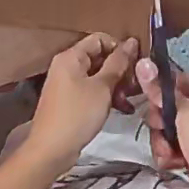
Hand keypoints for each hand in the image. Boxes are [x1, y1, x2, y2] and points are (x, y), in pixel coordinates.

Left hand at [23, 34, 138, 171]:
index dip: (120, 48)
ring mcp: (67, 85)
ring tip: (130, 99)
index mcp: (70, 57)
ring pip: (98, 76)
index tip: (137, 64)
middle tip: (137, 85)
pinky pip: (92, 91)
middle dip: (120, 69)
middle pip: (99, 57)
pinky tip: (121, 108)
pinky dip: (106, 96)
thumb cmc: (77, 114)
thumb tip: (131, 42)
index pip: (100, 39)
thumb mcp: (102, 87)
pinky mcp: (70, 102)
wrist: (51, 149)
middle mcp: (66, 67)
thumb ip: (118, 63)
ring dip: (116, 85)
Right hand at [136, 59, 188, 188]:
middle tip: (166, 133)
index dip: (155, 90)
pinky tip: (176, 165)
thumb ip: (160, 91)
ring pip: (161, 131)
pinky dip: (168, 157)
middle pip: (161, 108)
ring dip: (162, 144)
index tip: (148, 101)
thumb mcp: (185, 113)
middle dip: (158, 125)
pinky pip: (168, 149)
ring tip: (174, 155)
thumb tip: (142, 63)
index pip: (170, 81)